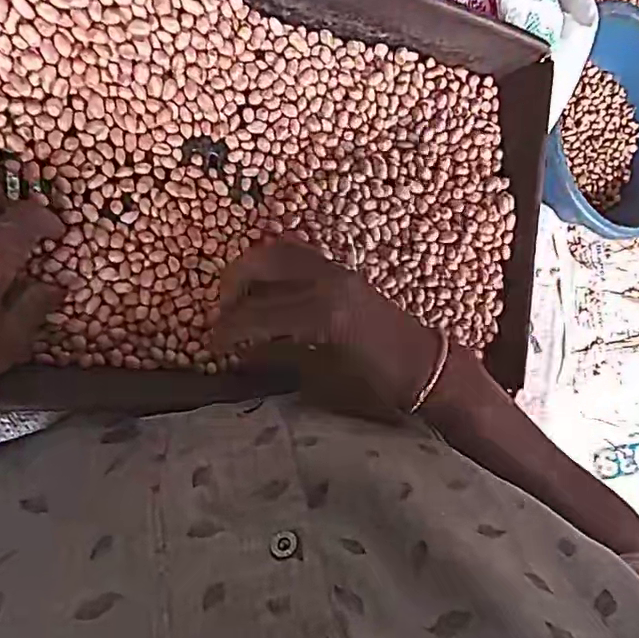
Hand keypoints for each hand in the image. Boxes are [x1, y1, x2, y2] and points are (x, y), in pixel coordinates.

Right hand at [212, 239, 441, 413]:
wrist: (426, 370)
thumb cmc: (378, 385)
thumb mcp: (324, 377)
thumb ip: (279, 357)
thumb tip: (241, 354)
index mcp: (323, 312)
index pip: (258, 312)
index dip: (228, 330)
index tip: (212, 346)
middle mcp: (330, 281)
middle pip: (263, 262)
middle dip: (234, 285)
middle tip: (224, 315)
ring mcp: (340, 273)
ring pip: (283, 253)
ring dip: (255, 272)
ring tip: (243, 303)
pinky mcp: (347, 274)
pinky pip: (302, 261)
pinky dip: (278, 272)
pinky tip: (272, 298)